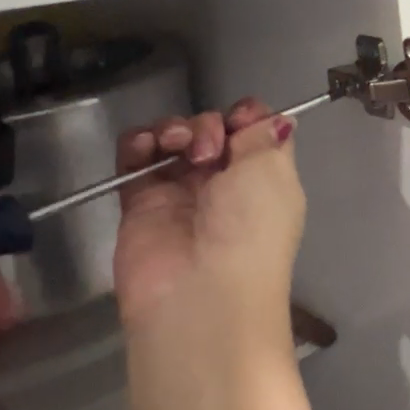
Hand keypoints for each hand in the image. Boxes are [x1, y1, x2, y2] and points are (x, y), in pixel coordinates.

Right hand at [113, 99, 305, 335]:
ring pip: (174, 138)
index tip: (239, 120)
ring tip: (175, 148)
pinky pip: (135, 159)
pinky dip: (137, 143)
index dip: (246, 116)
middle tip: (207, 151)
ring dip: (173, 129)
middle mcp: (227, 183)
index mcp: (266, 177)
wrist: (199, 294)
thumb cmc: (251, 228)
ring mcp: (182, 192)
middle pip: (213, 128)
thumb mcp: (273, 172)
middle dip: (208, 124)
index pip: (255, 129)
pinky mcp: (141, 203)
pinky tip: (143, 147)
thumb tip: (275, 119)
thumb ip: (265, 137)